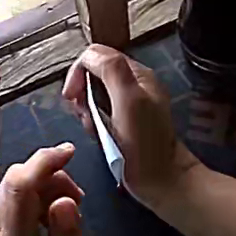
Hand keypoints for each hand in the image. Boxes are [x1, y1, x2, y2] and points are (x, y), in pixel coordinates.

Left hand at [0, 144, 90, 235]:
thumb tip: (64, 200)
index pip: (19, 192)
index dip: (43, 163)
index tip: (70, 152)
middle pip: (11, 182)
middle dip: (48, 174)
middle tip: (78, 198)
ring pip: (6, 187)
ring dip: (39, 185)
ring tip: (67, 210)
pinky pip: (1, 200)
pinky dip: (27, 196)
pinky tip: (45, 216)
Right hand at [61, 45, 200, 207]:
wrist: (162, 180)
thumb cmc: (144, 142)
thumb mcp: (129, 98)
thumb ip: (111, 69)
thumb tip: (88, 56)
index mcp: (136, 74)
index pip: (96, 55)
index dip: (79, 72)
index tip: (72, 97)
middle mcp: (132, 84)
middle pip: (93, 74)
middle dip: (82, 93)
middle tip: (86, 116)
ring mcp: (129, 103)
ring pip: (93, 94)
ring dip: (86, 110)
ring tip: (94, 129)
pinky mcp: (124, 122)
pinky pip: (99, 112)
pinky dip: (93, 121)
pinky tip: (98, 135)